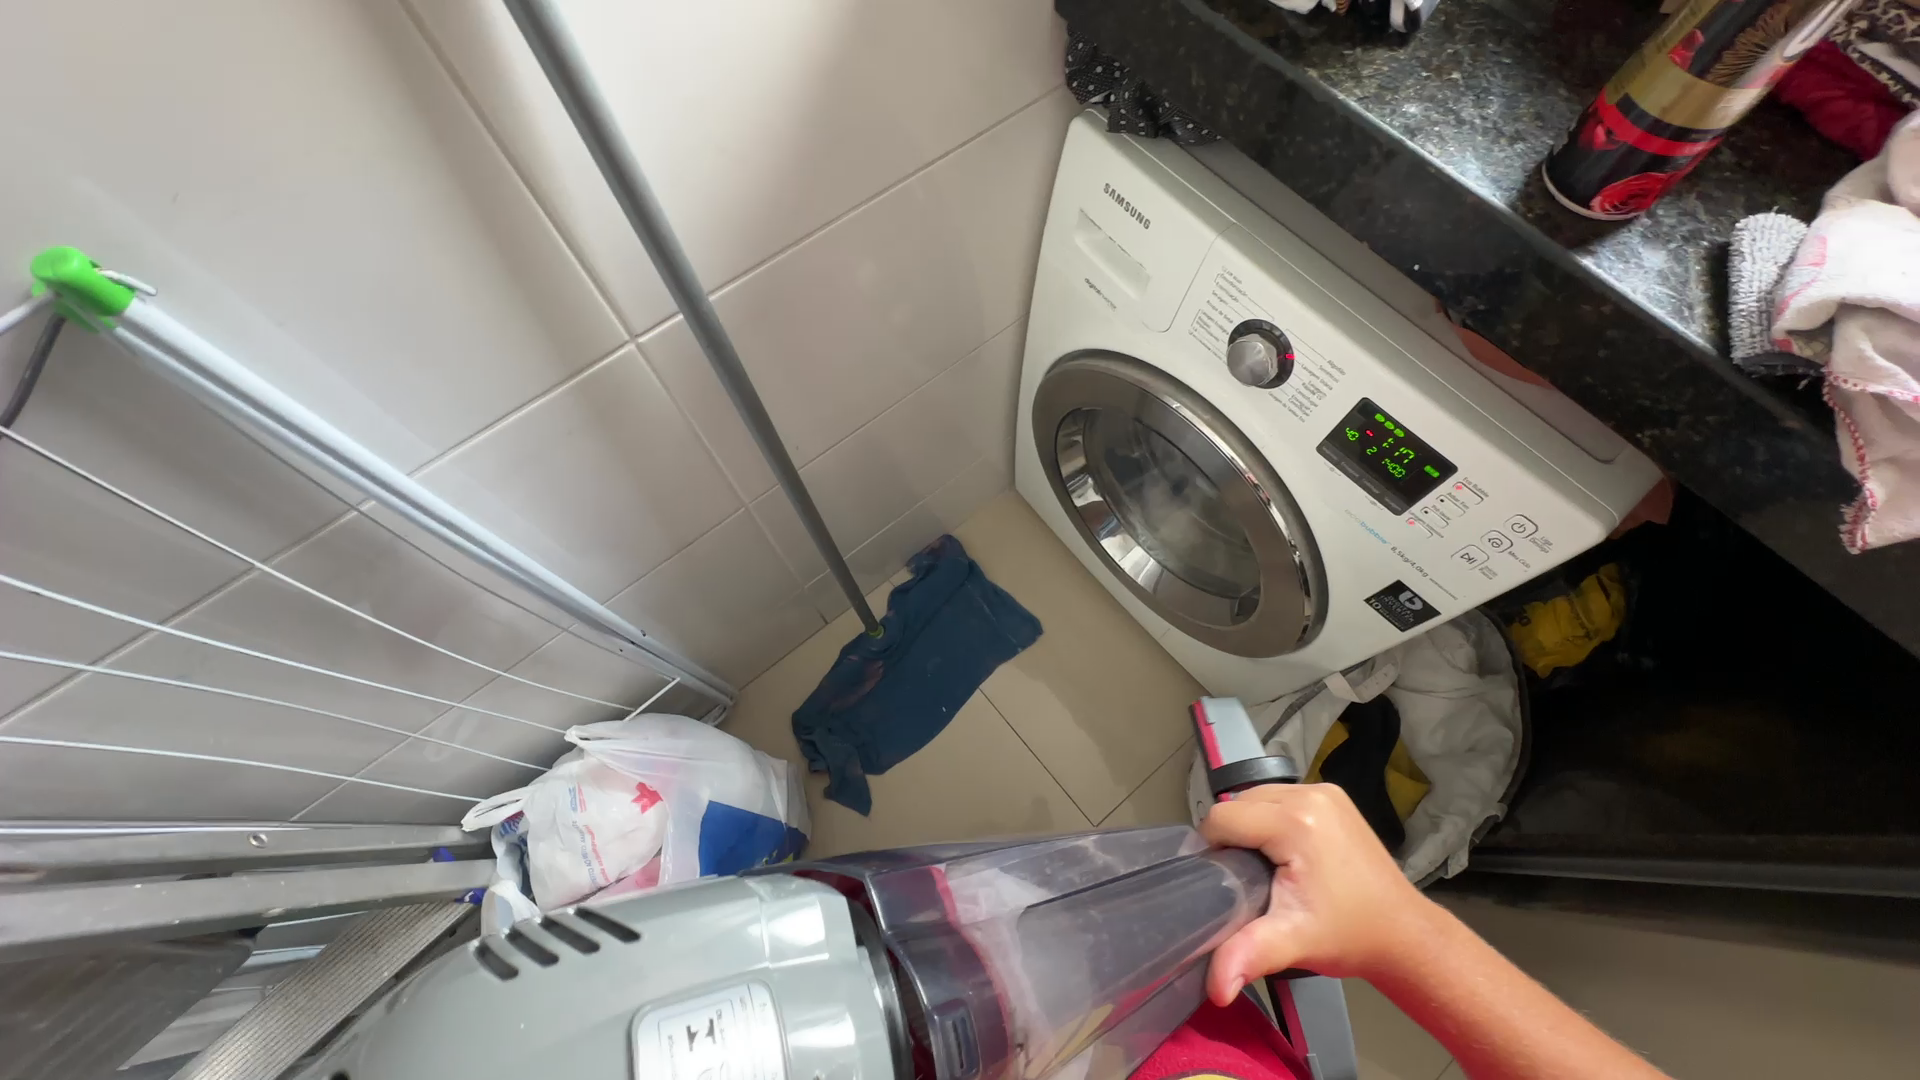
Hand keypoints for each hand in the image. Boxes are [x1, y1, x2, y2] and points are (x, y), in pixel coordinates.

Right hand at [1200, 783, 1438, 1003]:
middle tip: (1246, 878)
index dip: (1214, 849)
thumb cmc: (1348, 936)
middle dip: (1232, 837)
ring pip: (1256, 797)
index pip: (1223, 818)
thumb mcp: (1294, 943)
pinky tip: (1284, 850)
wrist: (1405, 935)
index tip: (1226, 882)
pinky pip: (1280, 797)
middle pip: (1238, 803)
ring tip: (1264, 866)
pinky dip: (1272, 818)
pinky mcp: (1333, 795)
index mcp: (1295, 821)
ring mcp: (1324, 790)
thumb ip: (1249, 954)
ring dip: (1250, 827)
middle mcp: (1308, 794)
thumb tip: (1215, 990)